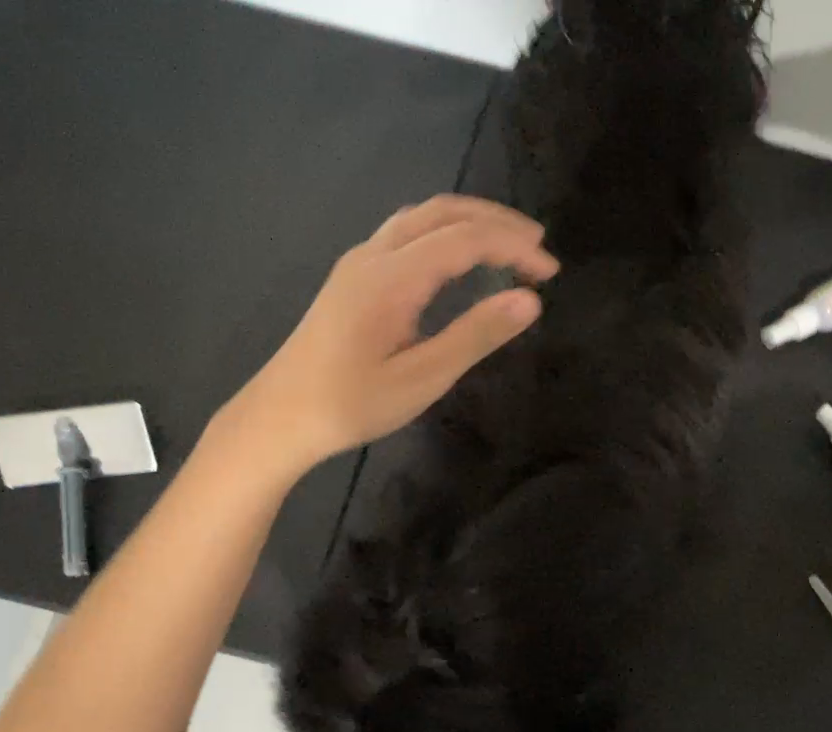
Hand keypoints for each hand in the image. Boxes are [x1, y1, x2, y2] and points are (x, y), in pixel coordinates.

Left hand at [213, 195, 558, 483]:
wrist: (280, 417)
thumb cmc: (352, 403)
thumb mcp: (423, 377)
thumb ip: (476, 335)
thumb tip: (530, 301)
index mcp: (392, 277)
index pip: (464, 240)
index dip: (512, 248)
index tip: (551, 272)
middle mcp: (374, 256)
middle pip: (441, 213)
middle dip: (494, 221)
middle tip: (538, 244)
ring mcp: (359, 263)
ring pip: (420, 218)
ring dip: (468, 221)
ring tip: (507, 242)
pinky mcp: (353, 278)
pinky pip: (406, 234)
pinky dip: (445, 233)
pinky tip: (459, 257)